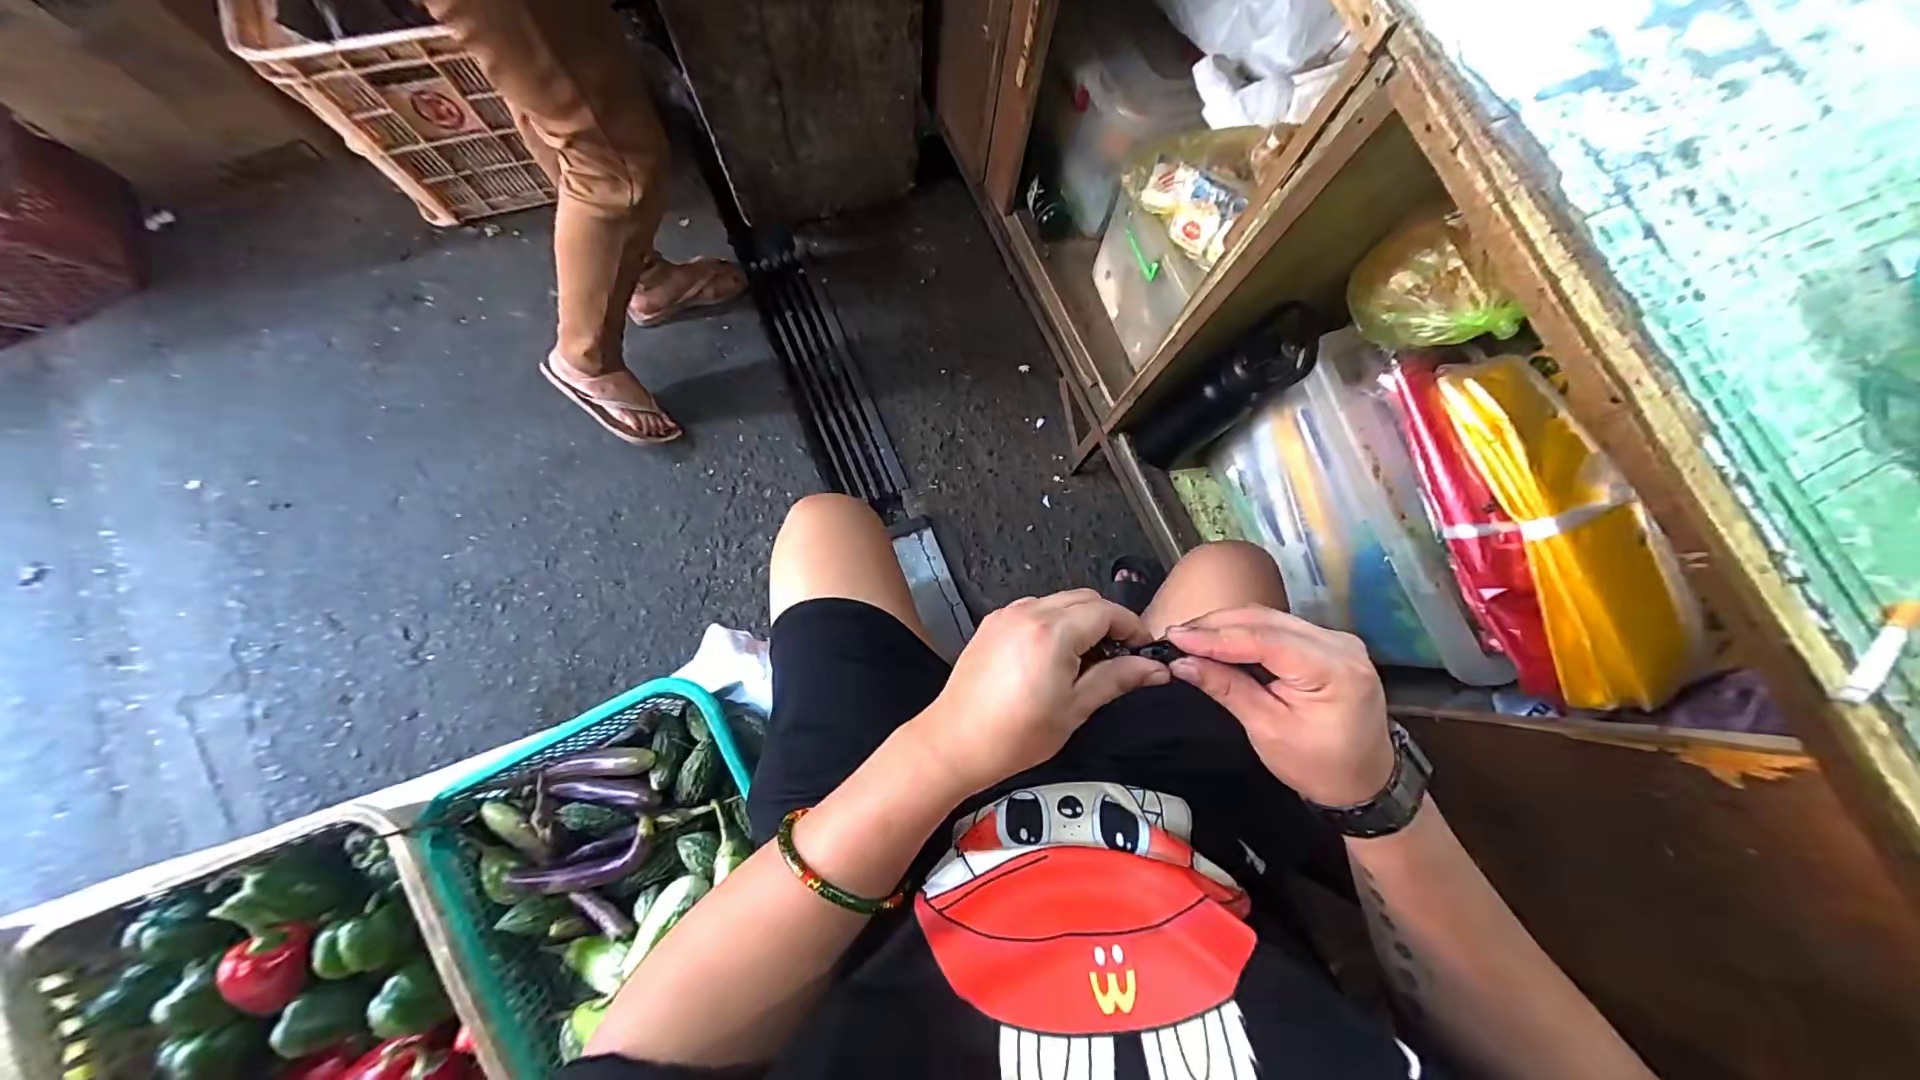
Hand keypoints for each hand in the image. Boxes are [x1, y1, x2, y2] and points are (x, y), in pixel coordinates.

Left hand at [915, 589, 1169, 794]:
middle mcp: (1027, 613)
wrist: (954, 742)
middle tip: (1120, 657)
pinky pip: (1033, 610)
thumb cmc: (1011, 735)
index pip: (1107, 611)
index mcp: (1051, 632)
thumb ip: (1116, 679)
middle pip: (1085, 599)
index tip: (1143, 650)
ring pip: (1059, 601)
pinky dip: (1053, 622)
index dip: (1132, 627)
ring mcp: (1006, 616)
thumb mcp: (1074, 709)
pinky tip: (1054, 656)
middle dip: (1108, 621)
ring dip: (1080, 620)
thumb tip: (1152, 669)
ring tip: (1086, 660)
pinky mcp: (992, 624)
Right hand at [1165, 606, 1392, 806]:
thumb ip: (1227, 688)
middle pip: (1265, 620)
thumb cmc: (1319, 766)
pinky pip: (1277, 627)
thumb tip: (1182, 663)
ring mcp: (1335, 639)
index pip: (1263, 640)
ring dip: (1226, 625)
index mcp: (1334, 670)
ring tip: (1189, 637)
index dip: (1214, 636)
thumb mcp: (1267, 730)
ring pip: (1269, 618)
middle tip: (1175, 636)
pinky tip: (1217, 640)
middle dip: (1215, 625)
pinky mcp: (1326, 642)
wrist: (1365, 781)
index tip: (1175, 637)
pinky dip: (1243, 631)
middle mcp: (1339, 645)